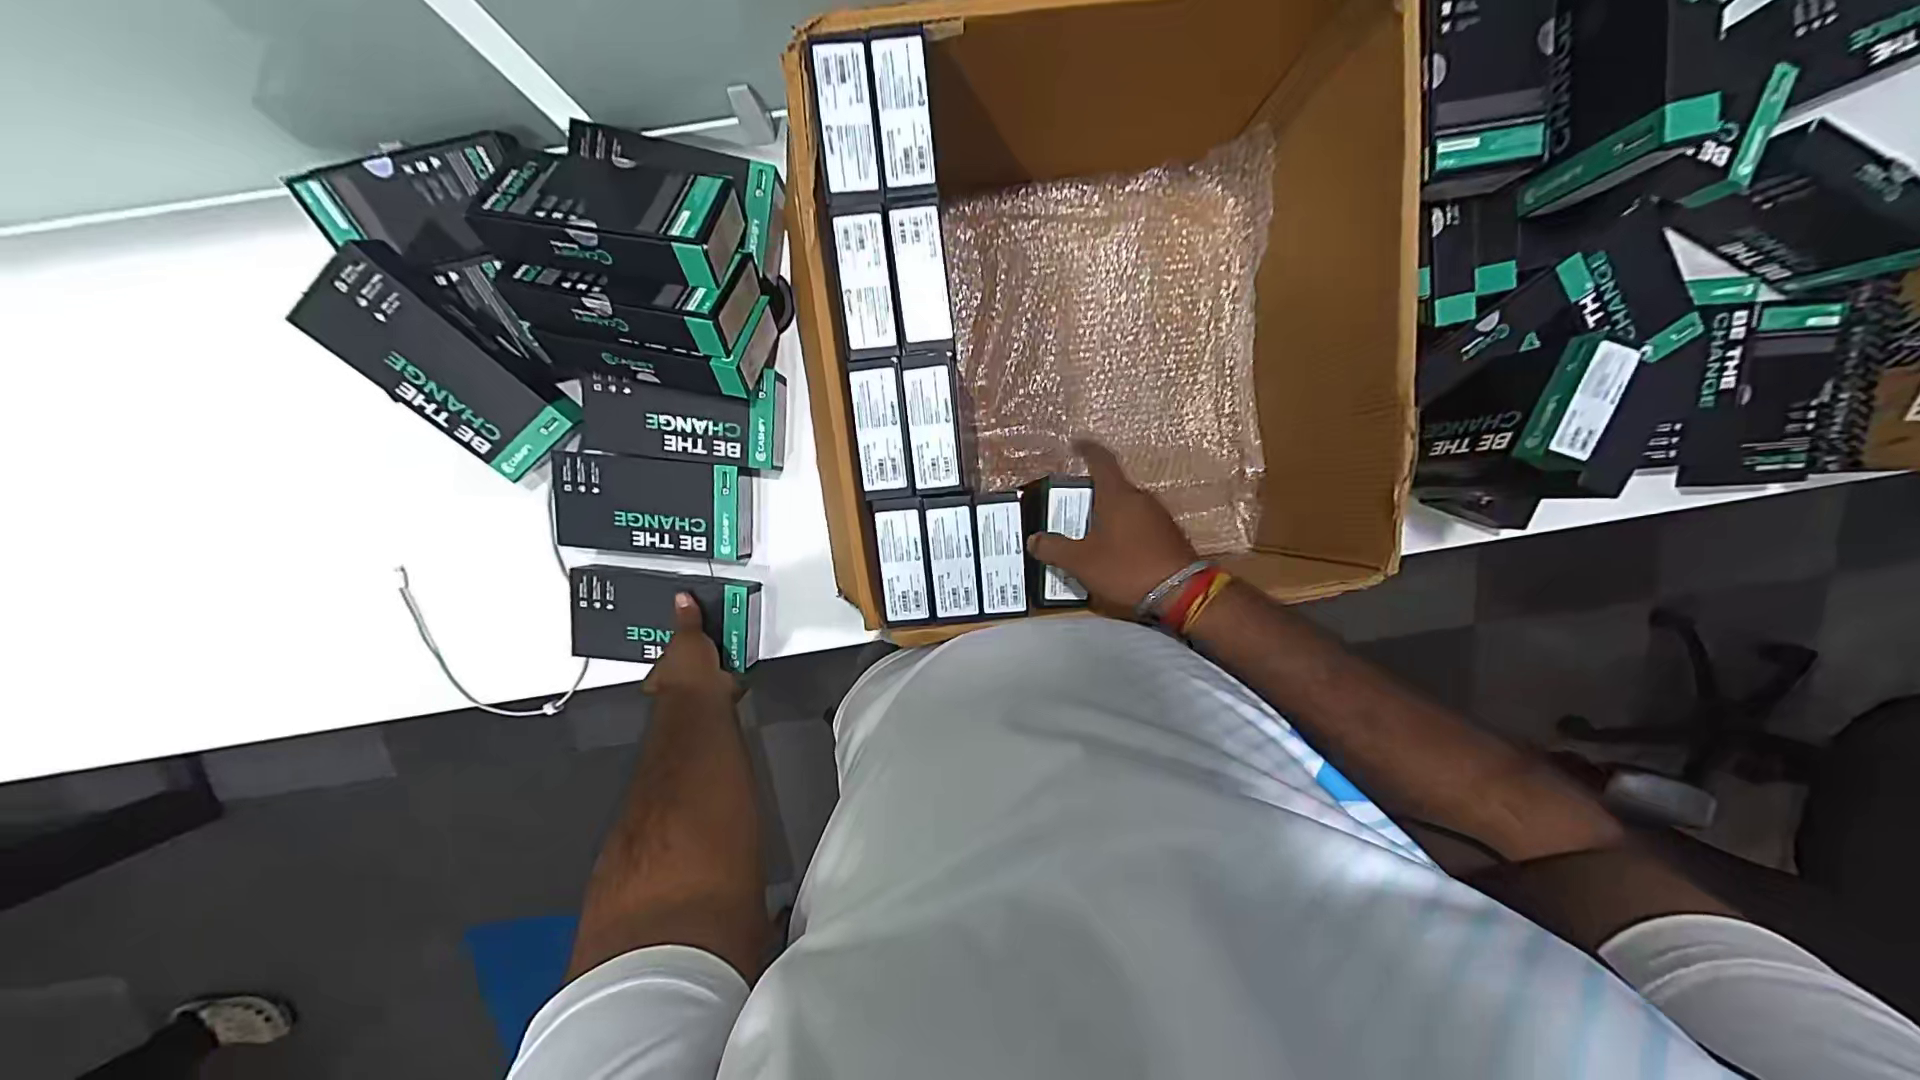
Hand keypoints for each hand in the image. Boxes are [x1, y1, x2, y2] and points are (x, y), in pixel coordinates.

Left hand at [642, 593, 738, 701]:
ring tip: (734, 649)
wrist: (705, 702)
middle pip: (692, 662)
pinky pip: (727, 682)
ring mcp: (697, 693)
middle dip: (704, 652)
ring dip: (719, 663)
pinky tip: (742, 667)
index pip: (671, 650)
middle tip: (719, 637)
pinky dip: (735, 675)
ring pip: (709, 672)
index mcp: (662, 669)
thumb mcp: (687, 635)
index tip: (695, 629)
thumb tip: (682, 599)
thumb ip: (687, 618)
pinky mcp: (718, 699)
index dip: (683, 640)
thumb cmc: (685, 675)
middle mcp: (677, 684)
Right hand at [1026, 440, 1198, 613]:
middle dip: (1091, 494)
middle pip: (1112, 486)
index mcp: (1117, 495)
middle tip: (1070, 507)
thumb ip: (1054, 549)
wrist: (1181, 593)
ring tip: (1089, 532)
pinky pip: (1139, 523)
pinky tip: (1114, 550)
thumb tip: (1034, 540)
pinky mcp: (1169, 534)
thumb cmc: (1126, 568)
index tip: (1075, 444)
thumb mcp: (1081, 562)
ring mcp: (1159, 516)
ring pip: (1126, 506)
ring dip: (1107, 514)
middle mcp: (1140, 498)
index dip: (1087, 450)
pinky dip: (1123, 529)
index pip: (1101, 461)